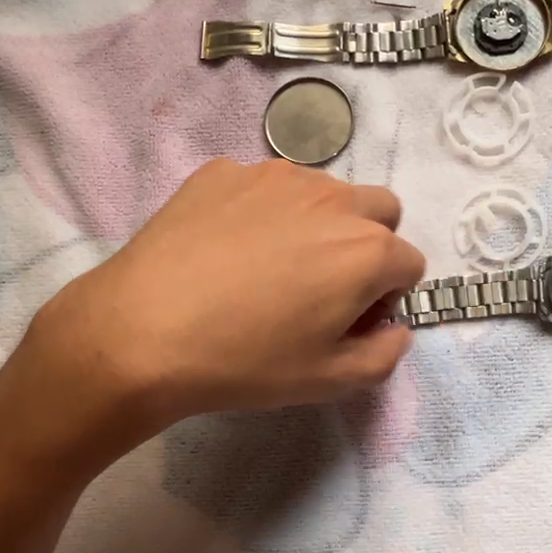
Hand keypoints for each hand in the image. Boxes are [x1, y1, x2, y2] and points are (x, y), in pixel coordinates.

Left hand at [27, 159, 423, 429]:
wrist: (142, 331)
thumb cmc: (245, 362)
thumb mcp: (329, 381)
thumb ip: (384, 355)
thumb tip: (395, 329)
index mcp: (367, 250)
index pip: (409, 265)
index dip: (387, 299)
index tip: (349, 322)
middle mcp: (332, 198)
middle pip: (380, 210)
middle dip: (368, 244)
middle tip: (323, 286)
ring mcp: (274, 176)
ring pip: (323, 191)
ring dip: (318, 222)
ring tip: (268, 266)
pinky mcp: (224, 171)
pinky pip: (264, 187)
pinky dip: (262, 211)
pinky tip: (224, 250)